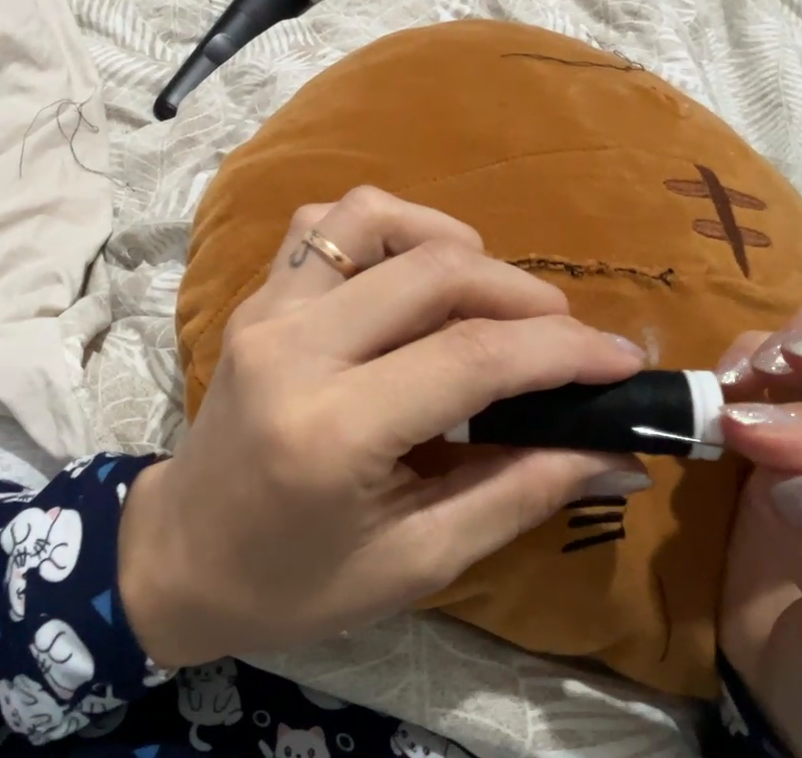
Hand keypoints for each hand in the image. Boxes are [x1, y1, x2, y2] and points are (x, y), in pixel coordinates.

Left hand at [117, 187, 650, 667]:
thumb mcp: (413, 560)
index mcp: (331, 429)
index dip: (560, 351)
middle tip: (564, 337)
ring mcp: (264, 312)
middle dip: (521, 294)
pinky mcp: (254, 300)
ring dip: (447, 241)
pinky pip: (321, 225)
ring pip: (369, 218)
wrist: (179, 554)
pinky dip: (380, 231)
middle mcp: (293, 348)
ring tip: (486, 295)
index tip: (622, 360)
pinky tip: (408, 276)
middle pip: (431, 272)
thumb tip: (612, 451)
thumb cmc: (291, 582)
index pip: (468, 357)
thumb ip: (515, 494)